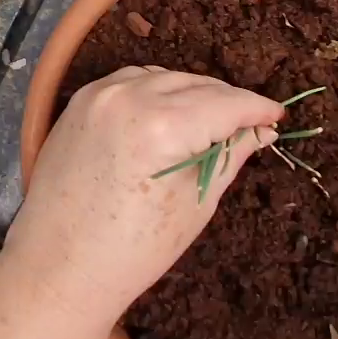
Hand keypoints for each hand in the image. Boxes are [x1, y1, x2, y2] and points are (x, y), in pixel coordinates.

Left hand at [0, 65, 285, 324]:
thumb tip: (261, 129)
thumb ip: (228, 155)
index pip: (224, 103)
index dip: (256, 107)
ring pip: (161, 76)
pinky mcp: (79, 99)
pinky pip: (129, 81)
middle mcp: (127, 96)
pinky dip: (154, 89)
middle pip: (194, 83)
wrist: (59, 261)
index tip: (278, 114)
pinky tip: (168, 113)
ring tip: (211, 121)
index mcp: (160, 125)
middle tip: (250, 123)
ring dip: (190, 92)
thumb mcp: (195, 204)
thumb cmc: (133, 249)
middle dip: (226, 100)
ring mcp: (98, 93)